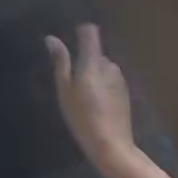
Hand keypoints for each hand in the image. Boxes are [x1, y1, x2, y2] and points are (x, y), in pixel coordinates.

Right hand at [46, 24, 139, 172]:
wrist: (111, 145)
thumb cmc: (82, 116)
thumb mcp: (64, 89)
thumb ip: (61, 61)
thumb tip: (52, 38)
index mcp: (93, 61)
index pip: (90, 33)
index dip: (81, 31)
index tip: (70, 38)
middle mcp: (109, 65)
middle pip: (95, 52)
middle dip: (84, 60)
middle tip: (70, 80)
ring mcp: (120, 79)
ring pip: (103, 67)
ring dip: (93, 74)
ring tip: (81, 95)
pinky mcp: (125, 92)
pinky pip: (110, 80)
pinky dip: (102, 85)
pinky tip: (95, 104)